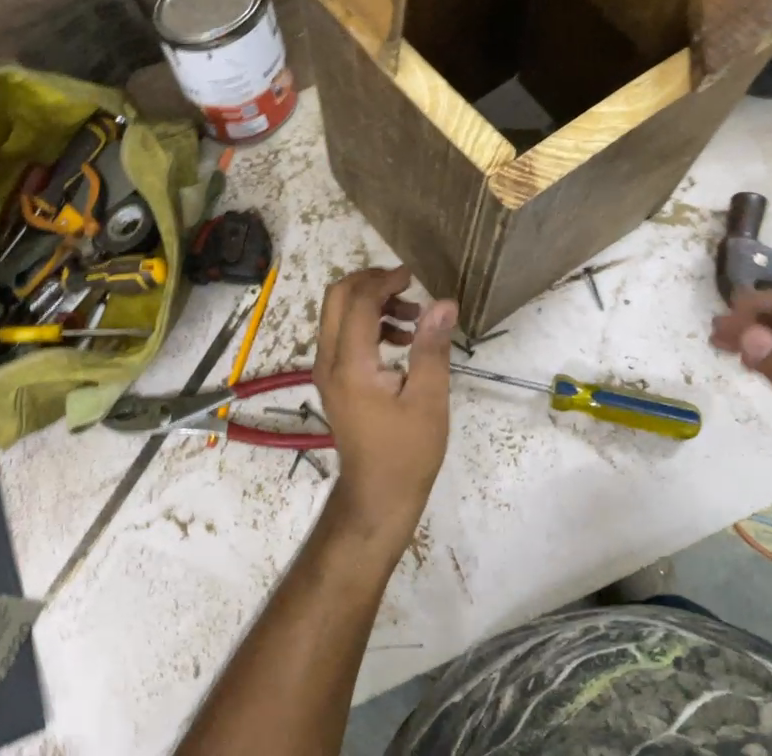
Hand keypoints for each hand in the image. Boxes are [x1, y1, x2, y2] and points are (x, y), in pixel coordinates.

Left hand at [312, 267, 456, 545]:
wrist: (378, 494)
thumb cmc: (407, 452)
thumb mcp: (428, 400)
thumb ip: (431, 348)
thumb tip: (444, 303)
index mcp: (350, 364)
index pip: (357, 302)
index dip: (384, 281)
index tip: (413, 276)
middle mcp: (328, 361)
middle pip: (336, 299)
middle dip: (369, 283)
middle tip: (406, 286)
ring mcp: (327, 371)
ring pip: (337, 316)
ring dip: (370, 304)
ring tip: (412, 317)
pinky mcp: (334, 380)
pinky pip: (342, 336)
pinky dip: (367, 325)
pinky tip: (401, 340)